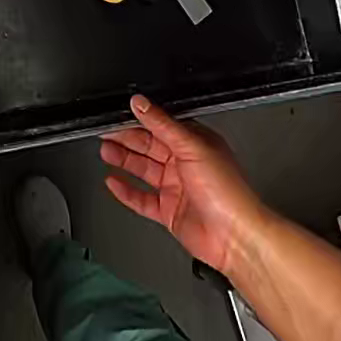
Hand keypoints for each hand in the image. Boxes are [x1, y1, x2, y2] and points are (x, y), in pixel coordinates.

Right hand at [100, 95, 274, 276]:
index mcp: (196, 144)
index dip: (138, 122)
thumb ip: (162, 124)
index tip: (116, 117)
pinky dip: (126, 191)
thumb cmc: (227, 193)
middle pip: (148, 147)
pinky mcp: (169, 210)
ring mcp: (176, 188)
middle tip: (105, 134)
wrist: (235, 237)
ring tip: (105, 152)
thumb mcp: (191, 147)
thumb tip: (141, 103)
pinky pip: (141, 198)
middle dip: (126, 139)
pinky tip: (113, 182)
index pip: (160, 127)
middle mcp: (186, 164)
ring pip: (143, 170)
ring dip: (123, 160)